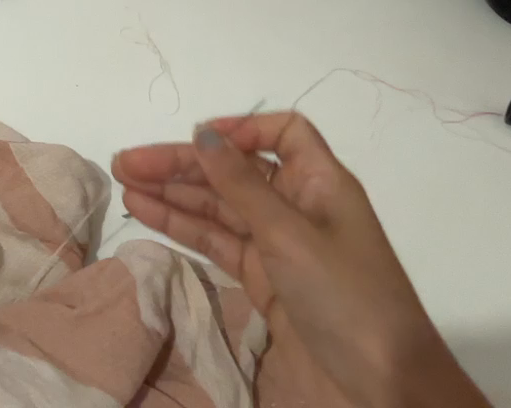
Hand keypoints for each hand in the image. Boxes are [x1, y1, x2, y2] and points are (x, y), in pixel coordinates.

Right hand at [112, 113, 489, 407]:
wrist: (387, 395)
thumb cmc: (347, 299)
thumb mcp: (290, 234)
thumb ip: (240, 184)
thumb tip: (203, 133)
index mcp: (320, 184)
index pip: (283, 133)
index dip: (241, 129)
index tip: (200, 139)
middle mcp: (298, 206)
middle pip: (234, 170)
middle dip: (181, 163)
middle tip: (126, 163)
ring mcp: (279, 245)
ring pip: (218, 205)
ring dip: (172, 193)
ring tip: (123, 183)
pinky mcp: (263, 280)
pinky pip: (216, 241)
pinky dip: (181, 225)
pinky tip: (144, 212)